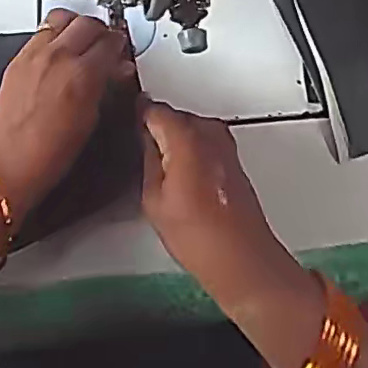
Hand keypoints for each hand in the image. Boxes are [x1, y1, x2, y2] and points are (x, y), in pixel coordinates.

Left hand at [0, 9, 136, 213]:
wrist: (8, 164)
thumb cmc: (47, 154)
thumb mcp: (91, 121)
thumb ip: (106, 87)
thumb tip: (116, 71)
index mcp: (82, 74)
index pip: (110, 42)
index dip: (120, 45)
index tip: (121, 50)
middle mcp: (57, 57)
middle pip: (88, 23)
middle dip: (102, 31)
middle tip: (106, 42)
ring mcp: (34, 55)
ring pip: (62, 18)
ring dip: (76, 26)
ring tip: (82, 39)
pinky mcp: (17, 59)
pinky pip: (41, 32)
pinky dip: (54, 35)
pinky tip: (59, 50)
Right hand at [139, 100, 314, 317]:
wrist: (241, 259)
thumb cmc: (196, 234)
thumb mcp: (153, 199)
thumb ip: (147, 158)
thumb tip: (145, 139)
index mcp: (185, 135)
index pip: (153, 108)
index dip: (137, 115)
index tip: (127, 125)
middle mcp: (208, 130)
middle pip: (173, 116)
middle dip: (158, 131)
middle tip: (143, 156)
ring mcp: (224, 142)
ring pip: (189, 128)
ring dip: (176, 142)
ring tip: (164, 174)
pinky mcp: (233, 156)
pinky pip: (204, 141)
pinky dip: (193, 151)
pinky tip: (184, 180)